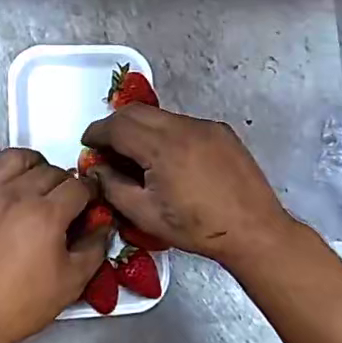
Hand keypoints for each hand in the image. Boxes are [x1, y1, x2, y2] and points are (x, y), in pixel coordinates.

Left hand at [0, 136, 108, 342]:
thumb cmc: (23, 304)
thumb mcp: (72, 282)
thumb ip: (93, 248)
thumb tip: (102, 225)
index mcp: (47, 214)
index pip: (78, 187)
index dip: (91, 194)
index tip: (92, 204)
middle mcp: (18, 195)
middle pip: (50, 172)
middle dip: (66, 183)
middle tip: (68, 203)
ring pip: (16, 158)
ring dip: (34, 162)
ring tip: (41, 175)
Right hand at [81, 104, 297, 269]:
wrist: (254, 230)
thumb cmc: (197, 228)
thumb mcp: (145, 214)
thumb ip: (113, 187)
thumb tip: (96, 169)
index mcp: (162, 147)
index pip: (118, 126)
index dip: (97, 132)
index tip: (87, 143)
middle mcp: (183, 127)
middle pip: (136, 112)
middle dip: (114, 124)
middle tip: (105, 146)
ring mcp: (205, 126)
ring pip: (160, 116)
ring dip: (141, 129)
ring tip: (136, 156)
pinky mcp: (221, 132)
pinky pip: (182, 124)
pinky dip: (165, 134)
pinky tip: (167, 160)